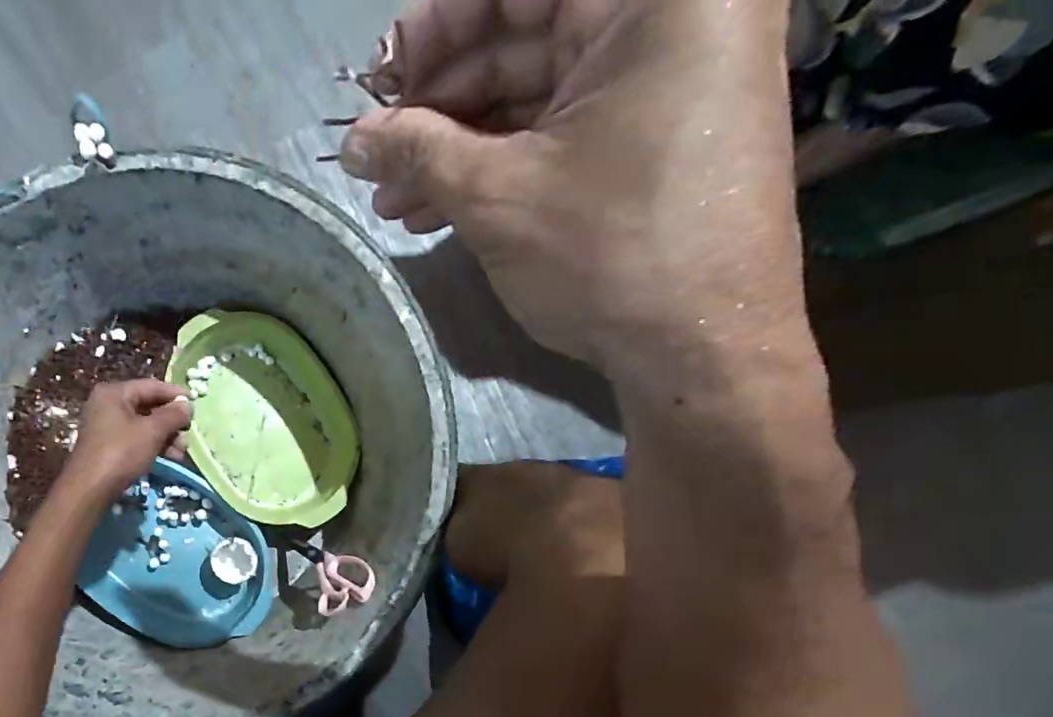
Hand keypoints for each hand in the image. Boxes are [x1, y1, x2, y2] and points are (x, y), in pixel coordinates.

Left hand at [57, 379, 190, 500]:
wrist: (90, 488)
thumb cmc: (121, 452)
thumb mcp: (152, 431)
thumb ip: (173, 415)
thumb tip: (187, 405)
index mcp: (114, 393)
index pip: (152, 386)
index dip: (175, 394)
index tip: (195, 403)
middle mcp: (108, 404)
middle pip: (148, 406)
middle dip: (172, 420)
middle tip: (190, 432)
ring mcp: (107, 426)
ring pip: (144, 425)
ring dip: (166, 436)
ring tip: (183, 450)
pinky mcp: (108, 445)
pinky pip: (136, 438)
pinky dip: (154, 445)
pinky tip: (171, 457)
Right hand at [339, 0, 813, 379]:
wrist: (700, 347)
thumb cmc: (607, 255)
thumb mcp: (497, 196)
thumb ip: (417, 151)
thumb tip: (351, 143)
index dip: (433, 31)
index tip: (376, 87)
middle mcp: (671, 20)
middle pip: (522, 35)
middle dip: (436, 105)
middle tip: (377, 158)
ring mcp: (665, 83)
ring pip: (533, 94)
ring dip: (455, 148)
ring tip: (395, 201)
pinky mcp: (652, 140)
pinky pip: (559, 132)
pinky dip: (498, 166)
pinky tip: (438, 210)